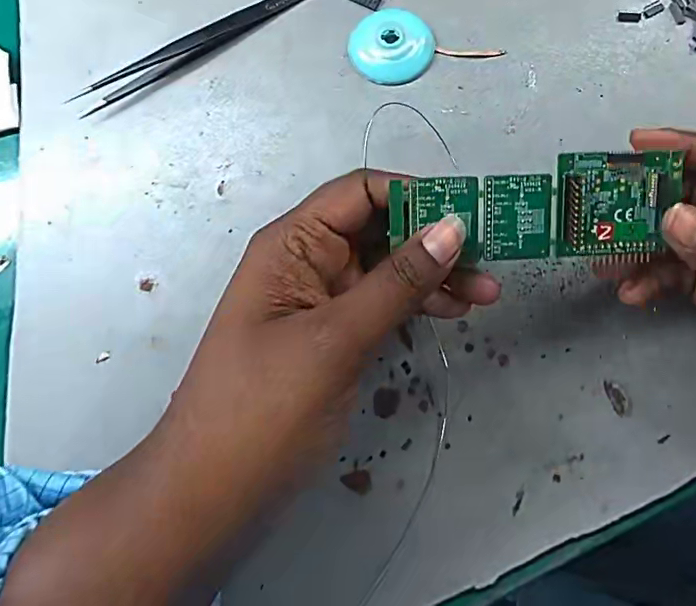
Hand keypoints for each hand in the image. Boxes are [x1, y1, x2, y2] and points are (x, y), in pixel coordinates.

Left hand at [3, 171, 498, 605]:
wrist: (206, 502)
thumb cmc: (262, 409)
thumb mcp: (335, 340)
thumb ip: (398, 282)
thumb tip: (454, 227)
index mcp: (294, 243)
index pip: (360, 192)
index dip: (413, 193)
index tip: (466, 212)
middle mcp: (310, 259)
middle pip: (382, 226)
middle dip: (434, 237)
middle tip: (489, 255)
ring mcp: (324, 297)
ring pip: (390, 265)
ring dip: (436, 273)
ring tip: (487, 291)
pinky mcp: (337, 332)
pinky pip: (386, 300)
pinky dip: (420, 302)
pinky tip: (455, 312)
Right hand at [611, 129, 695, 546]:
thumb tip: (674, 217)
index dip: (687, 147)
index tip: (638, 143)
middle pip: (695, 195)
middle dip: (650, 196)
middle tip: (603, 200)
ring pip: (676, 234)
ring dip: (640, 242)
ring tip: (607, 257)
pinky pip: (672, 272)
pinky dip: (648, 277)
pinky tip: (630, 292)